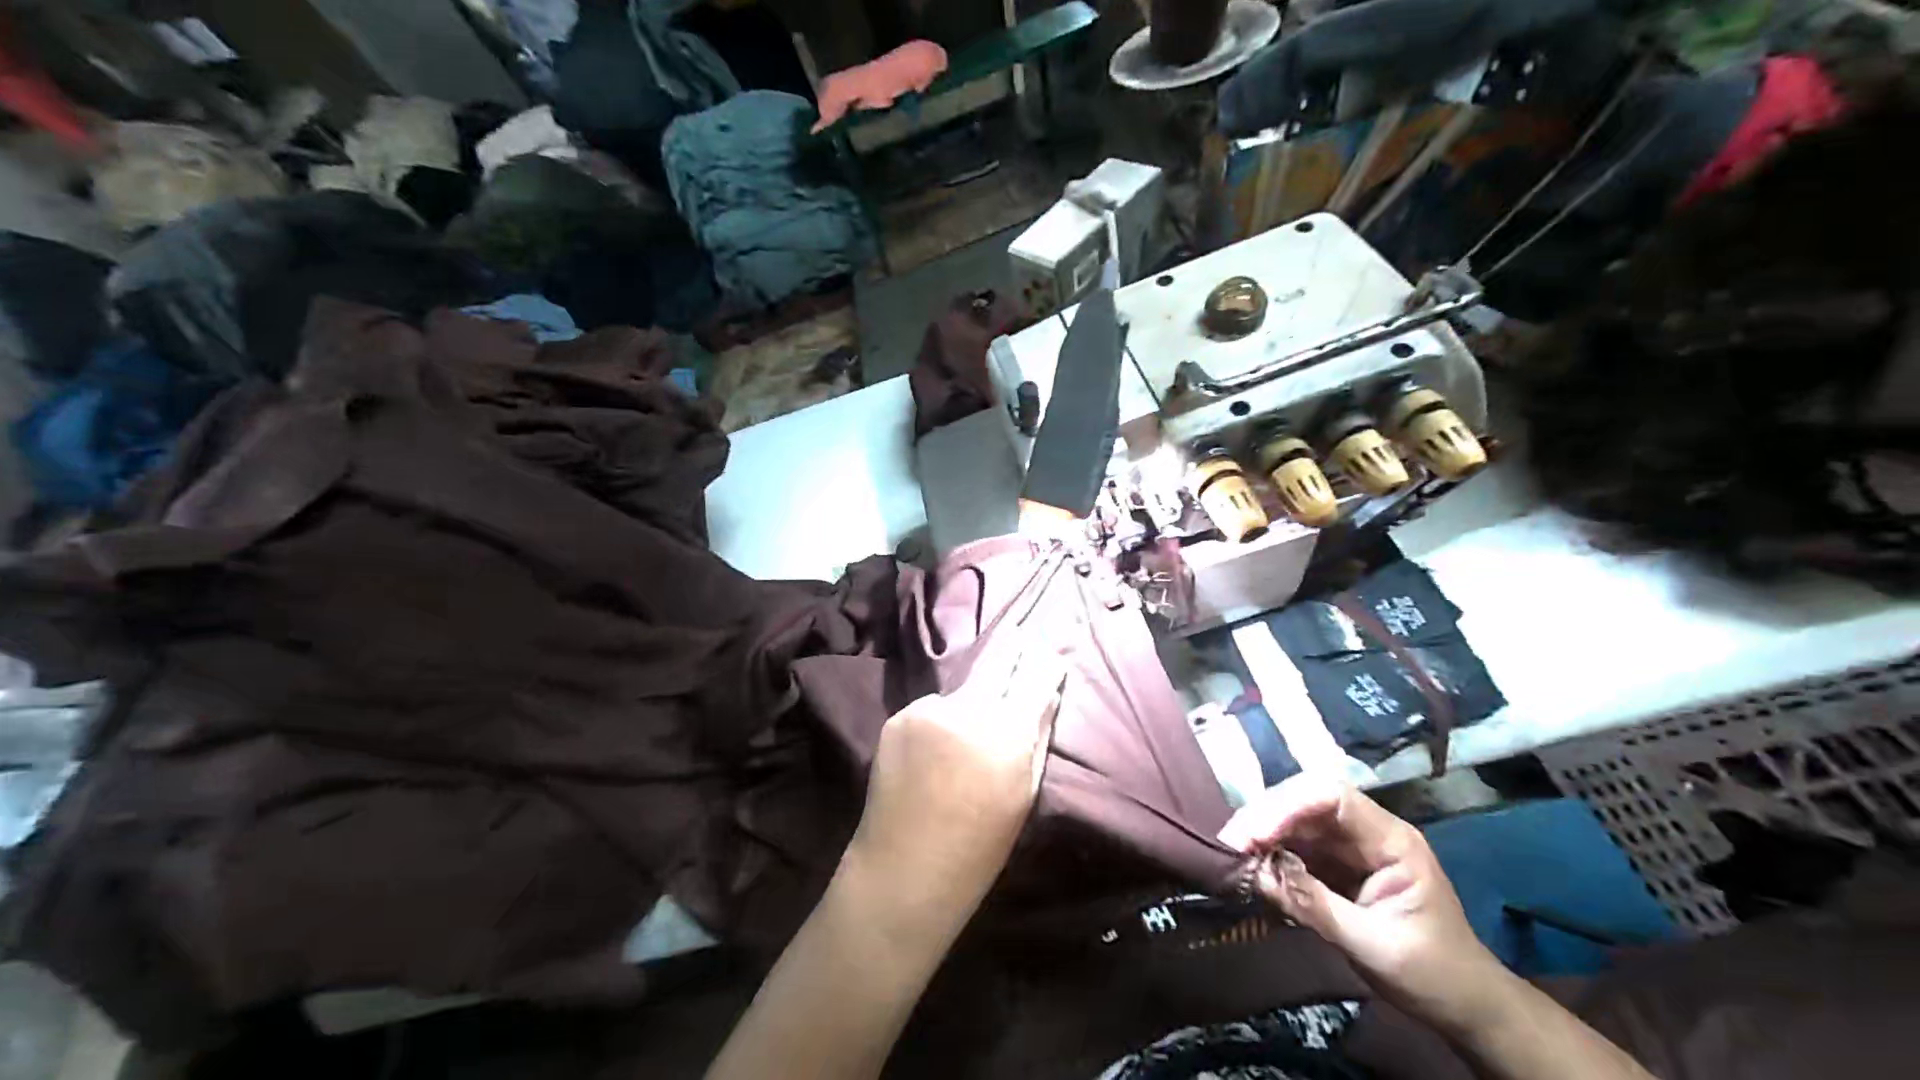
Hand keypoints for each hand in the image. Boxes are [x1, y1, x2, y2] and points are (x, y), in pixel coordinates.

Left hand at [843, 646, 1066, 932]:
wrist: (904, 870)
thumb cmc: (979, 847)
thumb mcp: (1024, 795)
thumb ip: (1037, 736)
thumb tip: (1048, 693)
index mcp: (1007, 734)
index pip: (1033, 676)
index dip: (1044, 663)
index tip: (1049, 654)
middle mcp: (967, 709)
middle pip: (997, 660)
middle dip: (1012, 650)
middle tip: (1021, 640)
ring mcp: (928, 710)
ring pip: (962, 687)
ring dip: (973, 696)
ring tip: (969, 727)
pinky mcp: (899, 716)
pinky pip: (933, 706)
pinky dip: (942, 718)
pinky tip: (937, 748)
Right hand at [1219, 775, 1507, 1033]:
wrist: (1467, 1007)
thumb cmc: (1434, 975)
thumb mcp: (1375, 947)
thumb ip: (1315, 906)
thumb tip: (1257, 873)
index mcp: (1392, 841)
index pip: (1332, 797)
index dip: (1287, 806)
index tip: (1254, 834)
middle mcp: (1367, 833)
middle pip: (1305, 802)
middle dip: (1265, 817)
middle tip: (1231, 845)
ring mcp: (1349, 847)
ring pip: (1295, 820)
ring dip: (1261, 832)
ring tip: (1233, 854)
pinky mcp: (1335, 865)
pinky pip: (1294, 845)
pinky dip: (1269, 852)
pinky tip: (1251, 865)